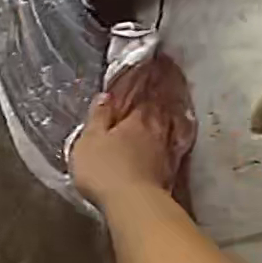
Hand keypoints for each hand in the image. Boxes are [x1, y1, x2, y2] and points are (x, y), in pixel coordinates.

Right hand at [70, 53, 196, 206]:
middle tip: (164, 76)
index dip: (146, 77)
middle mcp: (156, 127)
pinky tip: (171, 135)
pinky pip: (172, 143)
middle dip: (161, 90)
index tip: (154, 61)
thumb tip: (105, 97)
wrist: (132, 200)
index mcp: (136, 118)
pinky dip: (172, 135)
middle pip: (160, 105)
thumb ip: (98, 119)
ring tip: (168, 103)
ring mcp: (166, 147)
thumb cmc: (104, 169)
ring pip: (169, 122)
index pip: (142, 92)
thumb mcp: (89, 142)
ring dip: (168, 112)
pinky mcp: (169, 166)